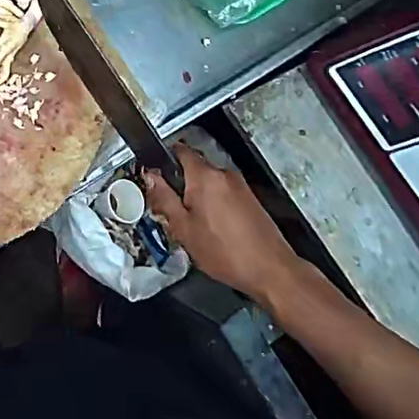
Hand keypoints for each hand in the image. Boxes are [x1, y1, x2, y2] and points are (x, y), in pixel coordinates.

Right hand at [143, 144, 305, 301]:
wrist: (269, 268)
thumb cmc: (226, 252)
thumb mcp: (184, 228)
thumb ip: (164, 198)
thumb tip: (150, 177)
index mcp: (204, 176)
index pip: (179, 151)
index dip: (163, 161)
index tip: (155, 177)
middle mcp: (224, 174)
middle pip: (194, 168)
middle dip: (180, 186)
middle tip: (172, 213)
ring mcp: (239, 185)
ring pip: (209, 183)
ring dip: (198, 197)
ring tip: (194, 227)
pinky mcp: (249, 198)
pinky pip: (224, 193)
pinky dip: (214, 205)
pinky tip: (213, 230)